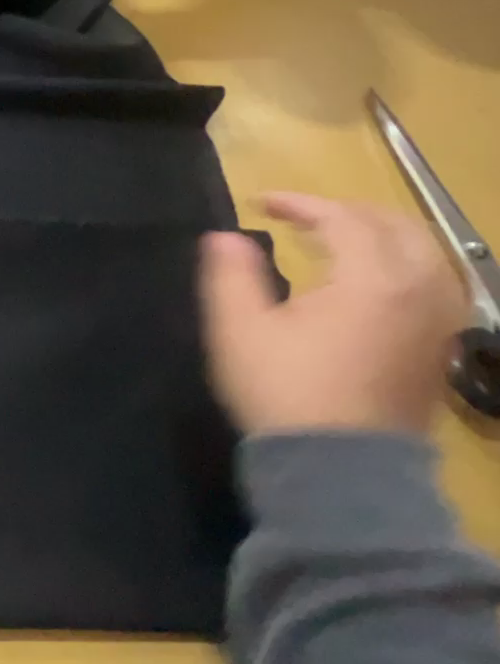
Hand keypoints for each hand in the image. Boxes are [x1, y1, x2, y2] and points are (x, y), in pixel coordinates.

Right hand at [198, 192, 465, 435]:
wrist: (339, 460)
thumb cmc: (281, 388)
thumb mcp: (237, 329)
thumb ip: (231, 275)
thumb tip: (225, 236)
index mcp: (371, 280)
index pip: (344, 219)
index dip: (300, 203)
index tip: (259, 203)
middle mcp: (420, 289)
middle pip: (397, 227)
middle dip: (345, 212)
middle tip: (299, 216)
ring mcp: (439, 318)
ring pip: (424, 253)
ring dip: (379, 235)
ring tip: (335, 240)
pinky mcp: (439, 343)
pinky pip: (432, 281)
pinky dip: (399, 262)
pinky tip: (368, 278)